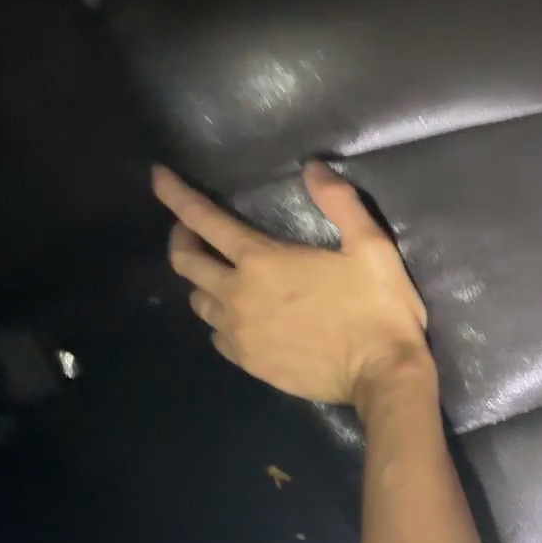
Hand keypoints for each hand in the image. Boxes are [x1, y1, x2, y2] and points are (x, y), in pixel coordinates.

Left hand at [152, 162, 430, 404]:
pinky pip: (218, 338)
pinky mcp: (251, 362)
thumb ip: (342, 205)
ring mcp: (241, 332)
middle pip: (185, 262)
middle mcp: (237, 293)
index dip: (175, 195)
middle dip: (182, 241)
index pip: (203, 219)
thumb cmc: (380, 310)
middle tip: (193, 235)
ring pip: (199, 302)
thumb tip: (313, 168)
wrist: (384, 374)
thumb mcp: (374, 249)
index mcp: (262, 260)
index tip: (158, 177)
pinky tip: (239, 324)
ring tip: (219, 282)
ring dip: (203, 285)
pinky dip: (221, 324)